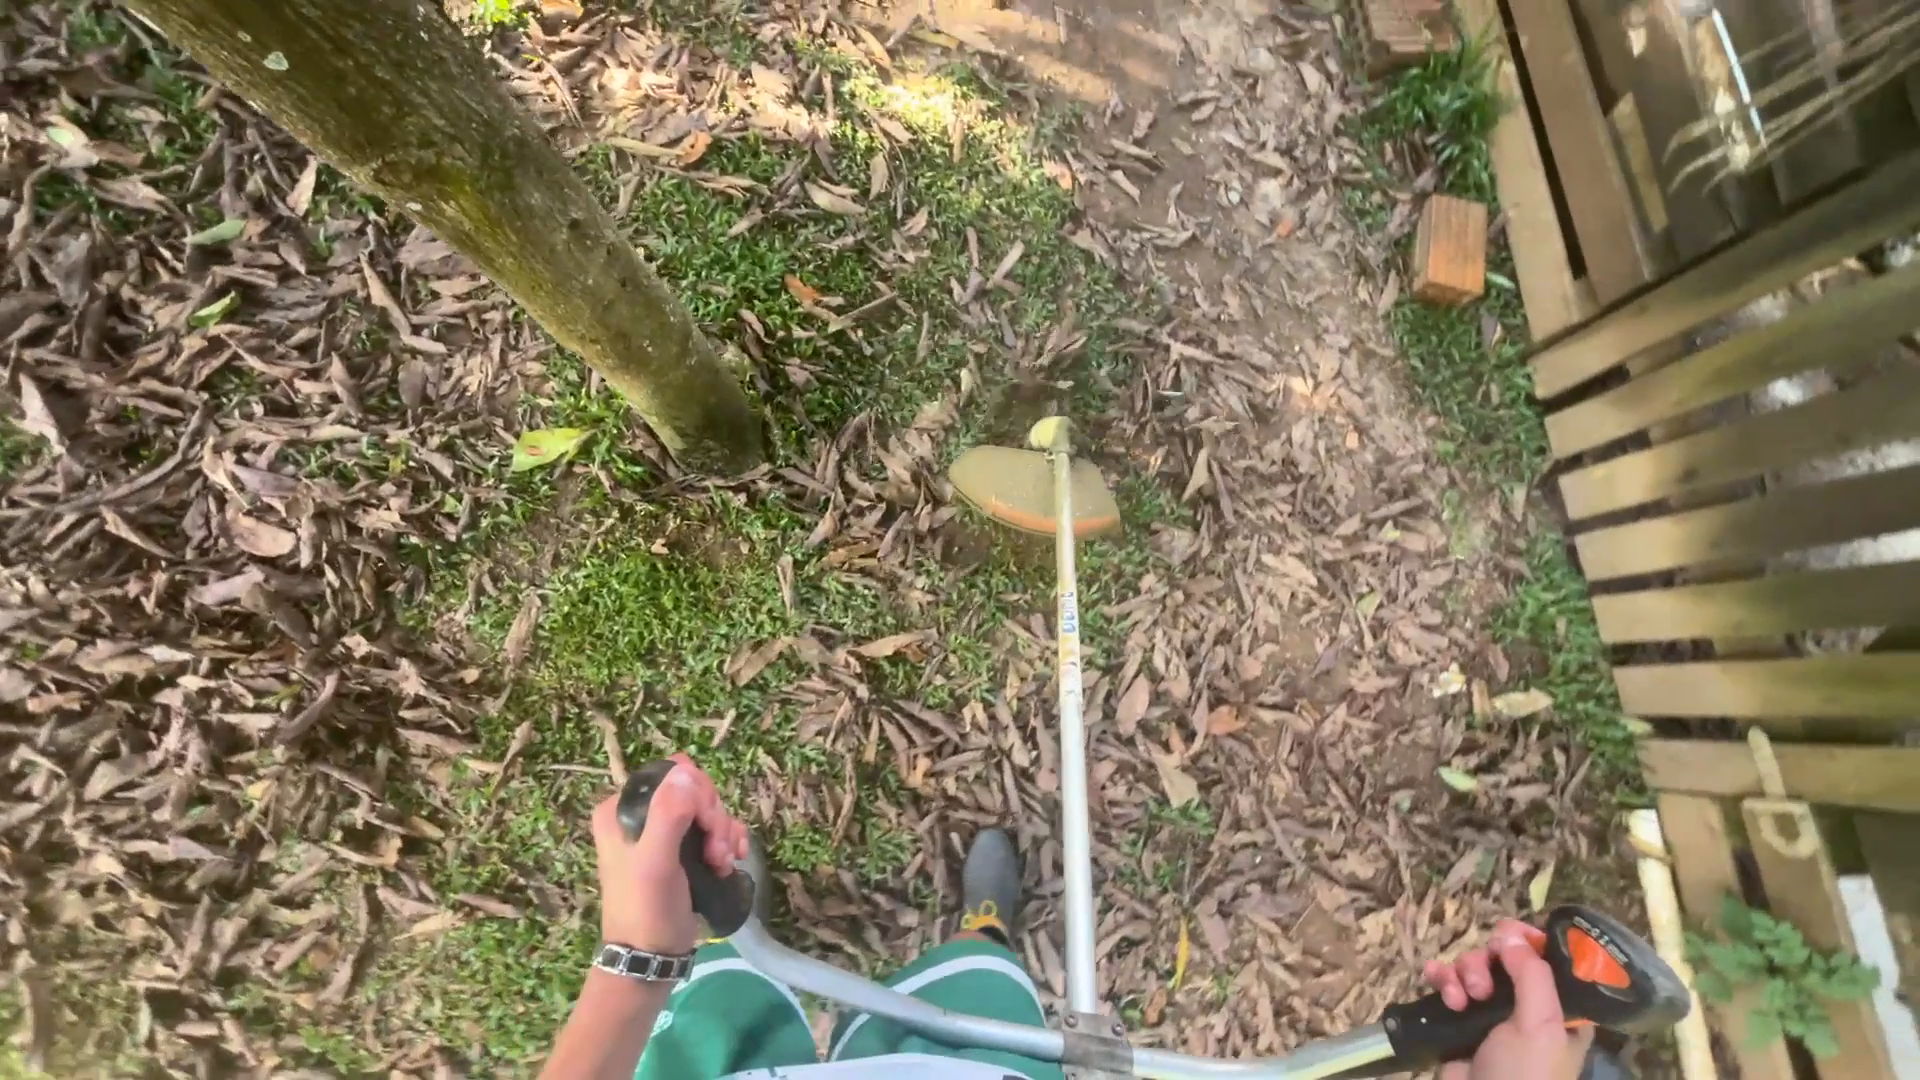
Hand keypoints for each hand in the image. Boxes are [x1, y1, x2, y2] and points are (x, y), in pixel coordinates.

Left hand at [589, 755, 748, 954]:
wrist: (651, 960)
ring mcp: (663, 832)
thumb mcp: (655, 862)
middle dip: (714, 819)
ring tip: (722, 863)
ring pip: (708, 810)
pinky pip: (714, 827)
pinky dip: (728, 840)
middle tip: (715, 852)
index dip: (698, 794)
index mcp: (621, 808)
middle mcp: (640, 814)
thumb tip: (687, 770)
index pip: (672, 774)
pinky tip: (731, 861)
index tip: (706, 825)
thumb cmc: (646, 910)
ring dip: (723, 833)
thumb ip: (669, 814)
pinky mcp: (682, 849)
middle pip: (695, 791)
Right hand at [1422, 919, 1594, 1079]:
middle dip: (1484, 963)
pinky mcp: (1460, 1015)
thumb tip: (1511, 936)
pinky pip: (1446, 978)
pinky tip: (1440, 991)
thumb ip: (1532, 977)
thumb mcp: (1541, 1028)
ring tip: (1459, 1000)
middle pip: (1502, 957)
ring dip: (1460, 974)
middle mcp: (1526, 1006)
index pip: (1549, 960)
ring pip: (1472, 965)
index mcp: (1560, 1010)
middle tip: (1481, 986)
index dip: (1528, 942)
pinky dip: (1440, 978)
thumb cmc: (1525, 1075)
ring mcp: (1491, 1011)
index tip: (1508, 936)